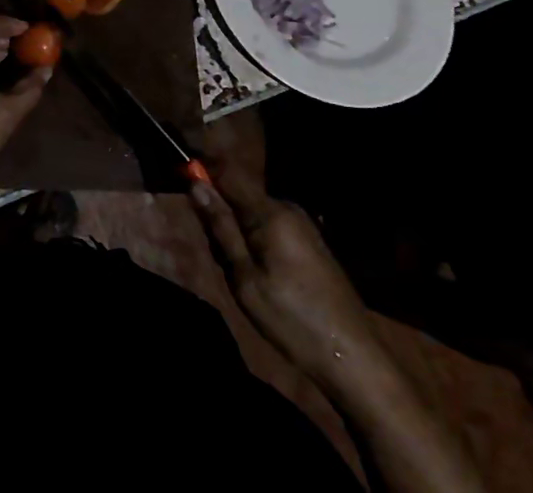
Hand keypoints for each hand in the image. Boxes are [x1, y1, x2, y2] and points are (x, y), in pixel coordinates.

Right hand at [187, 160, 386, 394]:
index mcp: (271, 212)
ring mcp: (303, 225)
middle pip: (239, 195)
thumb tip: (195, 184)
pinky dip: (255, 243)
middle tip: (216, 258)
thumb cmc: (291, 318)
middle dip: (219, 215)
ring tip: (238, 275)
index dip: (201, 173)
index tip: (180, 185)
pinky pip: (270, 227)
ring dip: (237, 233)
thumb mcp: (244, 276)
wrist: (352, 358)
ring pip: (253, 214)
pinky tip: (261, 278)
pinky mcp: (311, 243)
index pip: (227, 174)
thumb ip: (220, 227)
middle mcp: (288, 209)